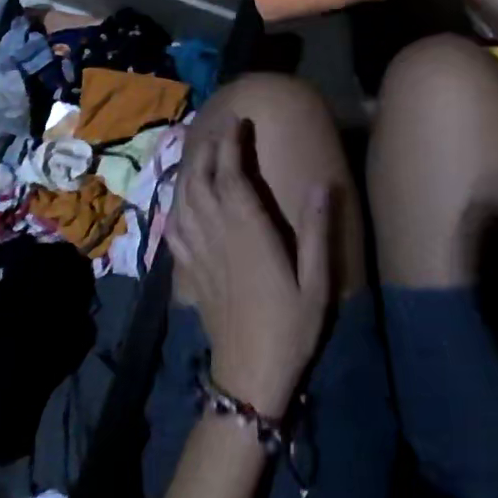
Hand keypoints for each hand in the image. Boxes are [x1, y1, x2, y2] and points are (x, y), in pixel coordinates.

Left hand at [167, 119, 333, 416]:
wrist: (249, 375)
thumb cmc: (290, 326)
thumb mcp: (317, 282)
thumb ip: (317, 231)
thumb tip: (323, 183)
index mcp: (248, 233)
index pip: (232, 176)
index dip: (232, 145)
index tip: (239, 122)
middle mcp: (218, 236)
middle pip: (203, 181)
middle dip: (209, 149)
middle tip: (220, 128)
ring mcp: (199, 254)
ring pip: (184, 201)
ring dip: (189, 171)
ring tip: (200, 153)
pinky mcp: (190, 272)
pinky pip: (174, 230)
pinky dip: (175, 206)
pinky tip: (180, 201)